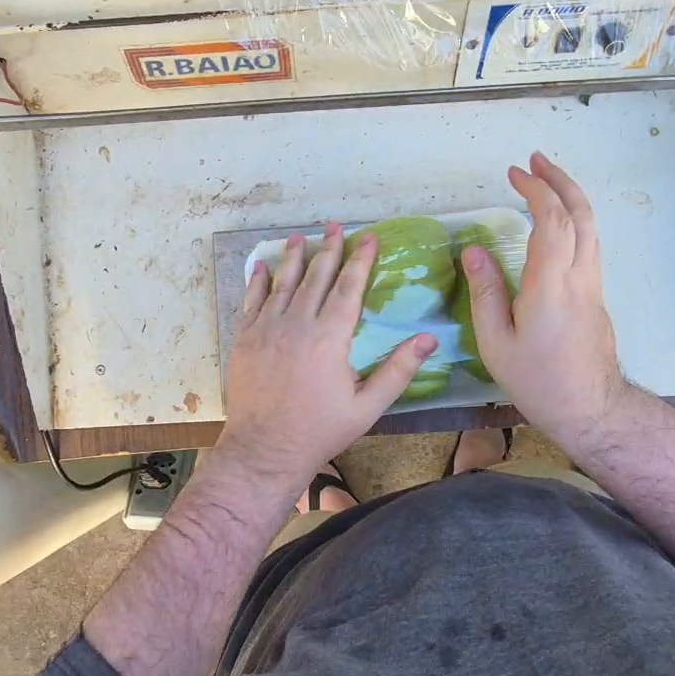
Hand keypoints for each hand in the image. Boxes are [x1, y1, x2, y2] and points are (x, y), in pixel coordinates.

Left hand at [220, 223, 436, 484]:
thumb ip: (398, 370)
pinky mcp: (244, 339)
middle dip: (329, 248)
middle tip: (336, 225)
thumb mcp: (367, 406)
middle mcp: (297, 324)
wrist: (264, 450)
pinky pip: (252, 301)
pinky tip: (262, 266)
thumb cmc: (320, 431)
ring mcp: (266, 329)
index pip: (349, 286)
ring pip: (283, 283)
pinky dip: (258, 281)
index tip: (369, 237)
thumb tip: (430, 338)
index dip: (361, 259)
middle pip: (316, 276)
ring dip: (293, 257)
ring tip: (300, 236)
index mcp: (330, 337)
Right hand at [463, 152, 629, 451]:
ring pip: (592, 227)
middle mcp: (579, 276)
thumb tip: (474, 251)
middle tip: (535, 160)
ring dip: (571, 197)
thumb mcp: (497, 343)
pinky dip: (574, 220)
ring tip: (546, 181)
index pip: (551, 221)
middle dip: (559, 180)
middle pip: (580, 213)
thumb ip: (486, 293)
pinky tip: (556, 225)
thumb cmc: (538, 381)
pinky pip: (589, 244)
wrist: (590, 408)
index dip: (535, 190)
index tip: (514, 174)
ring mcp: (593, 285)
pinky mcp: (596, 296)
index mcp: (550, 285)